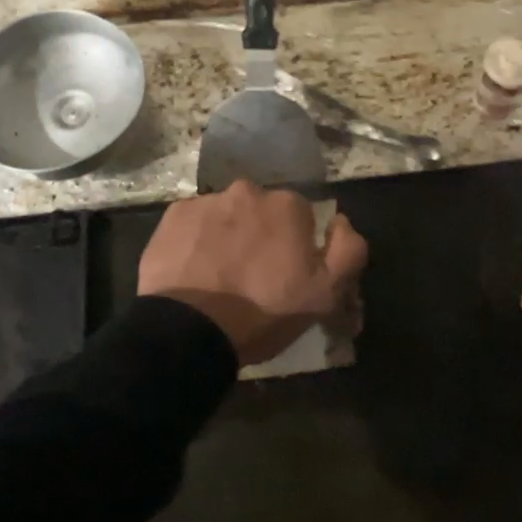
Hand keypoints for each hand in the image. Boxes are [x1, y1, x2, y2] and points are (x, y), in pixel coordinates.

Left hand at [139, 180, 368, 364]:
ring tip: (220, 276)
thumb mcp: (325, 294)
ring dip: (229, 236)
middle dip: (262, 236)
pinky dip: (198, 241)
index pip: (302, 217)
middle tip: (253, 276)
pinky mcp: (173, 217)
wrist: (189, 330)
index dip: (296, 246)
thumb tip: (342, 222)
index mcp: (287, 205)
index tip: (287, 274)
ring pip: (227, 216)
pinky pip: (194, 225)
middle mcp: (247, 191)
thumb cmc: (263, 312)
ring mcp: (206, 202)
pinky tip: (195, 270)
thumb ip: (349, 250)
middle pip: (262, 212)